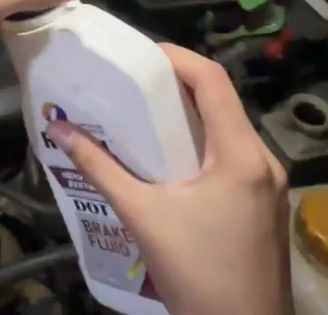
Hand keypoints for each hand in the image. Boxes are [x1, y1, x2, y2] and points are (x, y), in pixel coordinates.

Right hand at [49, 44, 290, 314]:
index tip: (139, 54)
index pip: (213, 79)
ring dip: (189, 114)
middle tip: (132, 80)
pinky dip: (201, 142)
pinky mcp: (266, 205)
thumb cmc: (197, 273)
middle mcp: (264, 161)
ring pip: (228, 128)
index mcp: (241, 155)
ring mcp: (270, 185)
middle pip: (221, 100)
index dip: (177, 56)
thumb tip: (57, 128)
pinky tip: (169, 156)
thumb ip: (99, 167)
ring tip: (143, 112)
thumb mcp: (141, 215)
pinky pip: (233, 154)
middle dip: (175, 84)